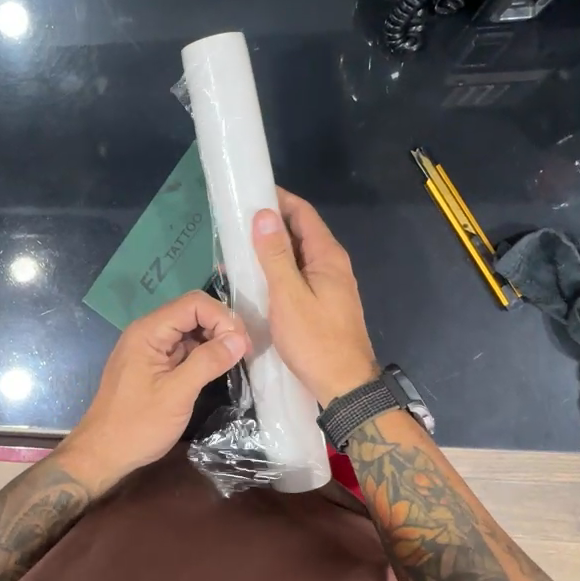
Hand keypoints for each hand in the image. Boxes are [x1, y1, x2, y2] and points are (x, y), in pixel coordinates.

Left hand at [58, 290, 248, 491]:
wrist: (103, 453)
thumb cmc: (137, 425)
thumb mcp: (177, 394)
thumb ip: (207, 362)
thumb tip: (239, 339)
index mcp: (148, 332)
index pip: (193, 304)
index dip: (222, 317)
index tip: (241, 345)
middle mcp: (148, 333)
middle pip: (192, 313)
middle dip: (221, 326)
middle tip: (243, 353)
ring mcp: (150, 349)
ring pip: (190, 331)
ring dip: (214, 340)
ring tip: (236, 360)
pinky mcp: (154, 366)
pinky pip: (183, 349)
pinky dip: (203, 354)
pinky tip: (218, 368)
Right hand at [252, 188, 379, 406]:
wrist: (344, 386)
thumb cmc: (315, 340)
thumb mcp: (288, 296)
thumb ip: (275, 255)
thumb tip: (264, 214)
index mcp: (328, 257)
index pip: (303, 214)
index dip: (278, 199)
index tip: (249, 194)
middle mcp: (332, 266)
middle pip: (301, 233)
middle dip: (270, 224)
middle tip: (236, 222)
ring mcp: (330, 287)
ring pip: (297, 257)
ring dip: (271, 251)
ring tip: (237, 250)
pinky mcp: (323, 305)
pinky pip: (297, 277)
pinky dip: (276, 272)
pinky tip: (255, 282)